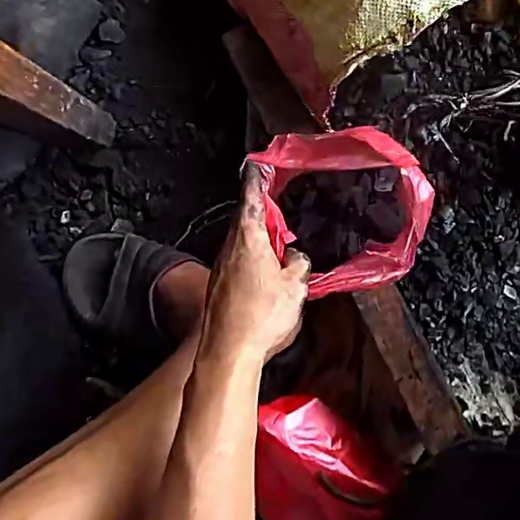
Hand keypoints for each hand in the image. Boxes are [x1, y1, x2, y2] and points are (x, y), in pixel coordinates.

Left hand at [201, 166, 310, 362]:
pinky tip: (267, 275)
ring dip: (259, 239)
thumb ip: (299, 263)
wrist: (228, 354)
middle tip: (277, 207)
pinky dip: (253, 259)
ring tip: (279, 246)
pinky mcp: (220, 288)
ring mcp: (222, 269)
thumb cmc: (261, 317)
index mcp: (249, 239)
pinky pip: (239, 263)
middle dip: (262, 212)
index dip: (257, 180)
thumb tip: (295, 257)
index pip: (251, 199)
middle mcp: (230, 249)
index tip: (258, 165)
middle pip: (246, 220)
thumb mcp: (295, 285)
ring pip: (242, 243)